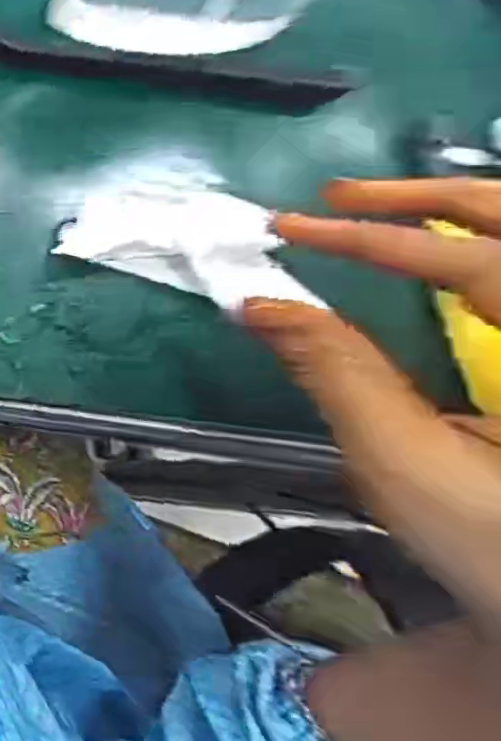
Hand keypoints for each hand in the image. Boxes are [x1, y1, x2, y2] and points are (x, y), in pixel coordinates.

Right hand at [245, 178, 500, 622]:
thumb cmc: (496, 545)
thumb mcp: (404, 460)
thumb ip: (337, 372)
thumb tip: (262, 305)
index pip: (486, 265)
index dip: (383, 237)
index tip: (291, 227)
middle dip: (440, 197)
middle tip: (339, 196)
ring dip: (467, 216)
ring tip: (378, 210)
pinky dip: (481, 256)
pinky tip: (439, 250)